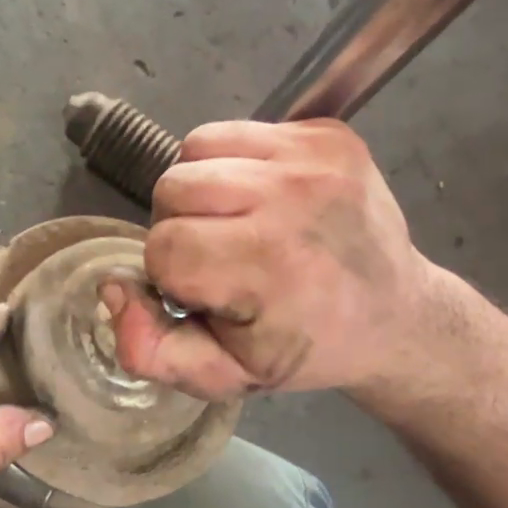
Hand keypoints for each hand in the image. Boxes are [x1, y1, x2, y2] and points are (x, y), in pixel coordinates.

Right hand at [102, 119, 438, 399]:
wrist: (395, 315)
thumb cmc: (304, 349)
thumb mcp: (222, 376)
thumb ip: (149, 349)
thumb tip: (112, 288)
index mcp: (271, 267)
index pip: (165, 248)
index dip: (170, 277)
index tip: (205, 296)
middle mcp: (295, 199)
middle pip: (172, 189)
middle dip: (177, 228)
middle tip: (213, 258)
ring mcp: (315, 157)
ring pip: (194, 150)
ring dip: (196, 191)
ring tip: (229, 224)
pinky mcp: (327, 132)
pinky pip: (233, 132)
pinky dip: (226, 164)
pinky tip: (255, 199)